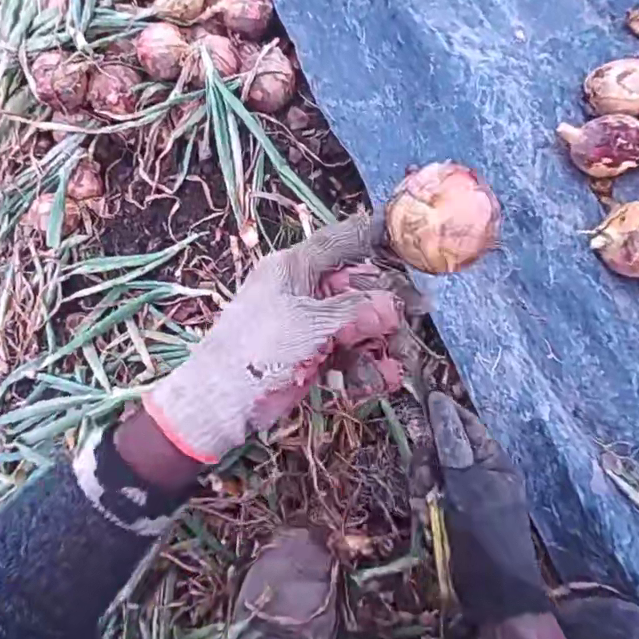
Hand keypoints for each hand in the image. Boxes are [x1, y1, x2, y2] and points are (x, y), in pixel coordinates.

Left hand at [143, 215, 402, 462]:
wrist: (223, 400)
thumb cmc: (260, 347)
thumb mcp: (311, 321)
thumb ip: (357, 310)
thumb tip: (395, 307)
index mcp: (293, 268)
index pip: (338, 243)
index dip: (371, 238)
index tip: (405, 240)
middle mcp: (302, 292)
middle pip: (356, 288)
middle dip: (385, 306)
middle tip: (415, 318)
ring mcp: (307, 326)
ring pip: (356, 325)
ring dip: (380, 344)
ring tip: (397, 363)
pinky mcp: (310, 356)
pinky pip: (346, 354)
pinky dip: (365, 366)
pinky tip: (381, 379)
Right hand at [426, 392, 553, 624]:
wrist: (492, 598)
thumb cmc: (487, 540)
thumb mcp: (468, 488)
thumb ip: (451, 446)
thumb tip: (439, 401)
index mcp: (494, 462)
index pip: (466, 424)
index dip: (443, 414)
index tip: (418, 406)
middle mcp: (479, 474)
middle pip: (441, 447)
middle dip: (427, 462)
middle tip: (423, 481)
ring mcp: (464, 495)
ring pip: (429, 471)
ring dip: (421, 485)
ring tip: (424, 507)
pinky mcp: (449, 514)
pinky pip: (428, 495)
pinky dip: (422, 504)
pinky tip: (424, 518)